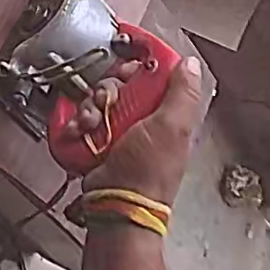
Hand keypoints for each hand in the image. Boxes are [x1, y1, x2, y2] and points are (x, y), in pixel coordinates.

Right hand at [77, 51, 212, 205]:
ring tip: (92, 125)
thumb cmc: (147, 172)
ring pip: (97, 100)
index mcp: (166, 113)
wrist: (115, 203)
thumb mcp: (172, 128)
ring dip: (90, 109)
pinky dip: (78, 123)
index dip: (137, 67)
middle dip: (108, 91)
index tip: (125, 70)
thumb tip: (191, 65)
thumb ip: (182, 94)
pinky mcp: (97, 140)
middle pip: (118, 84)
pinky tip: (81, 132)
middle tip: (106, 103)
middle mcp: (142, 119)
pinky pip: (82, 118)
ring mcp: (118, 130)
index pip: (151, 74)